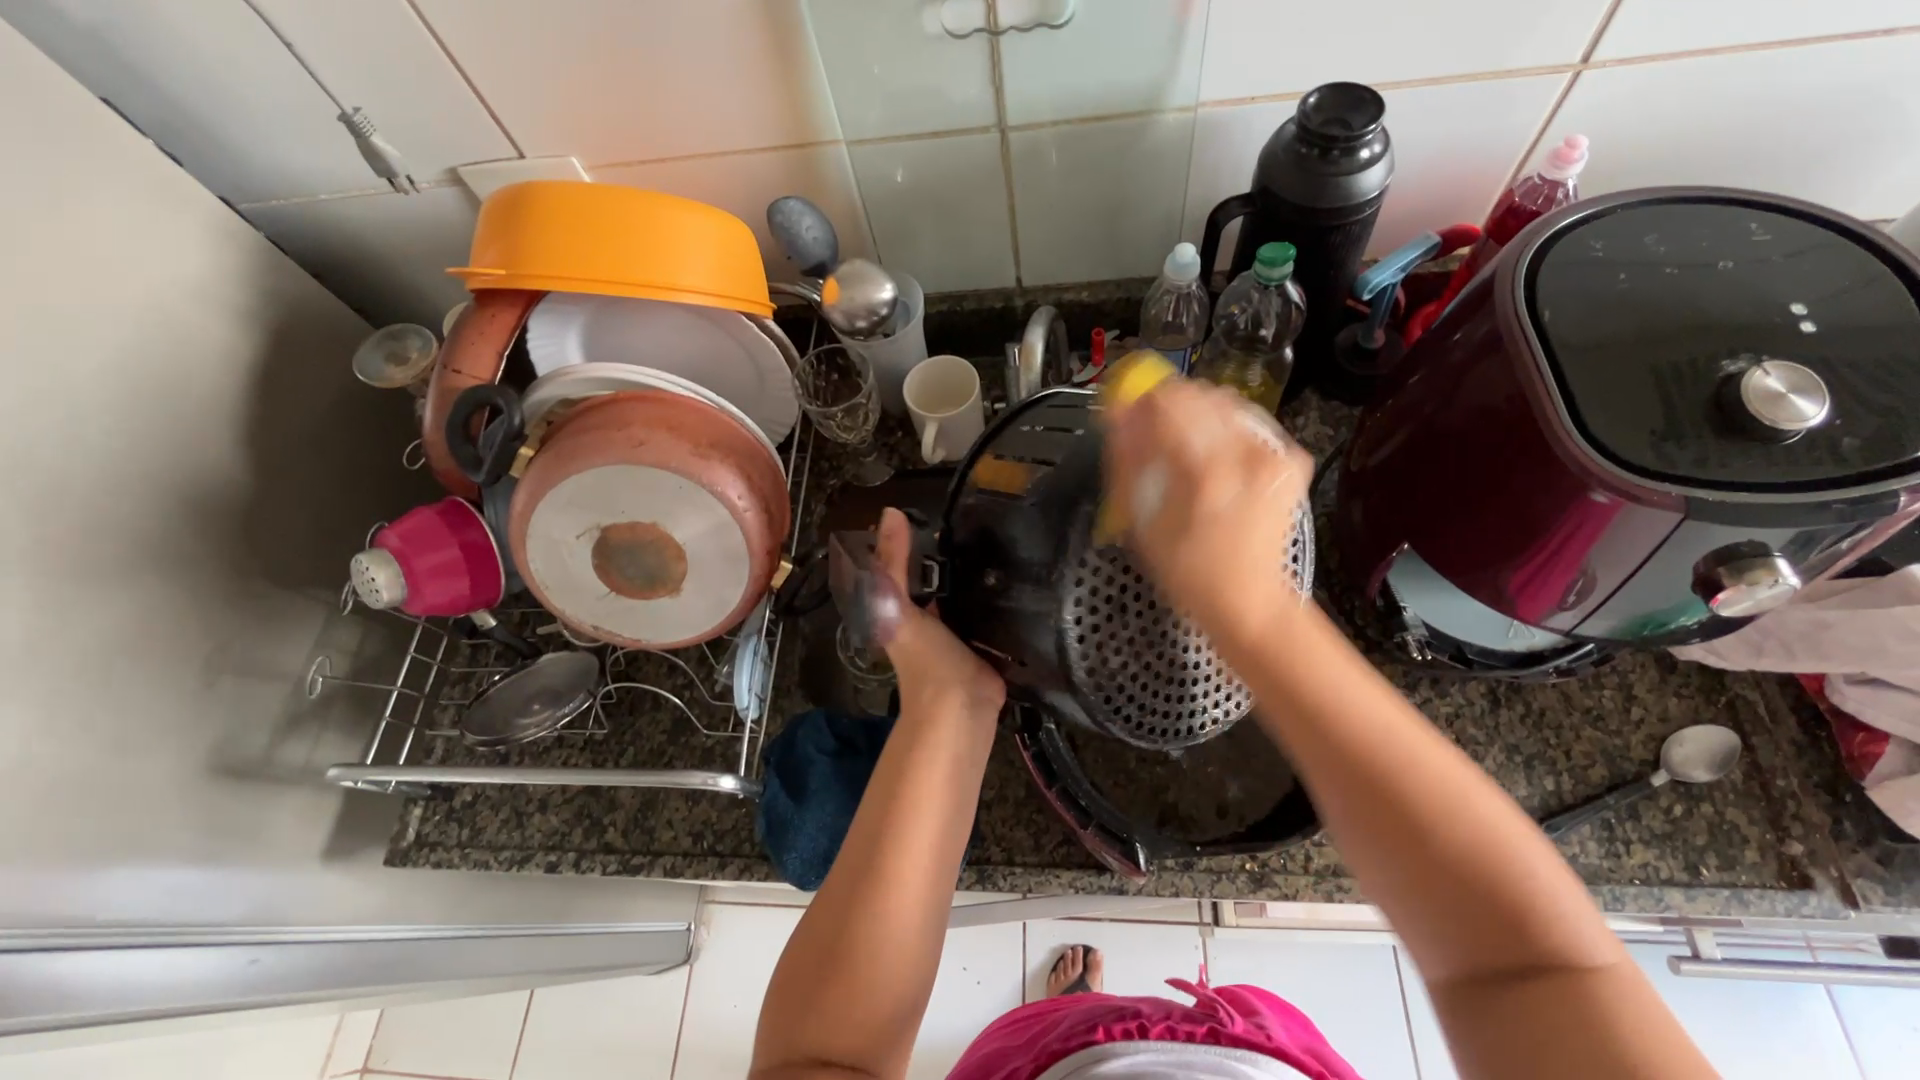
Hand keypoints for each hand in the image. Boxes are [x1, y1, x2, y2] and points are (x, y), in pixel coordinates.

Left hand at [869, 508, 1006, 722]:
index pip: (916, 569)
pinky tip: (1031, 583)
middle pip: (950, 583)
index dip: (928, 543)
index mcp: (909, 610)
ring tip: (1020, 545)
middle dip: (967, 560)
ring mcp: (966, 636)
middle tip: (997, 525)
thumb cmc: (924, 657)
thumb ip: (893, 563)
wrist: (960, 708)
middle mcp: (937, 620)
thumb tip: (890, 511)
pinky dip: (1012, 605)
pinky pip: (1002, 619)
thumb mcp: (899, 605)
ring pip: (977, 599)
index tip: (956, 512)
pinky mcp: (993, 648)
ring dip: (992, 581)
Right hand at [1103, 379, 1314, 643]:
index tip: (1132, 413)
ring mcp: (1272, 454)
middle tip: (1156, 435)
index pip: (1168, 400)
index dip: (1143, 401)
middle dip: (1171, 407)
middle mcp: (1244, 452)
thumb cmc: (1187, 569)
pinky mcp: (1289, 459)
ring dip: (1200, 416)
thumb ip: (1128, 460)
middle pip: (1199, 393)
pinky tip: (1218, 459)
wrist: (1247, 598)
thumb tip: (1117, 411)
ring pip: (1226, 403)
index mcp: (1203, 468)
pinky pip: (1248, 423)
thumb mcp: (1142, 521)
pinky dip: (1227, 431)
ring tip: (1188, 450)